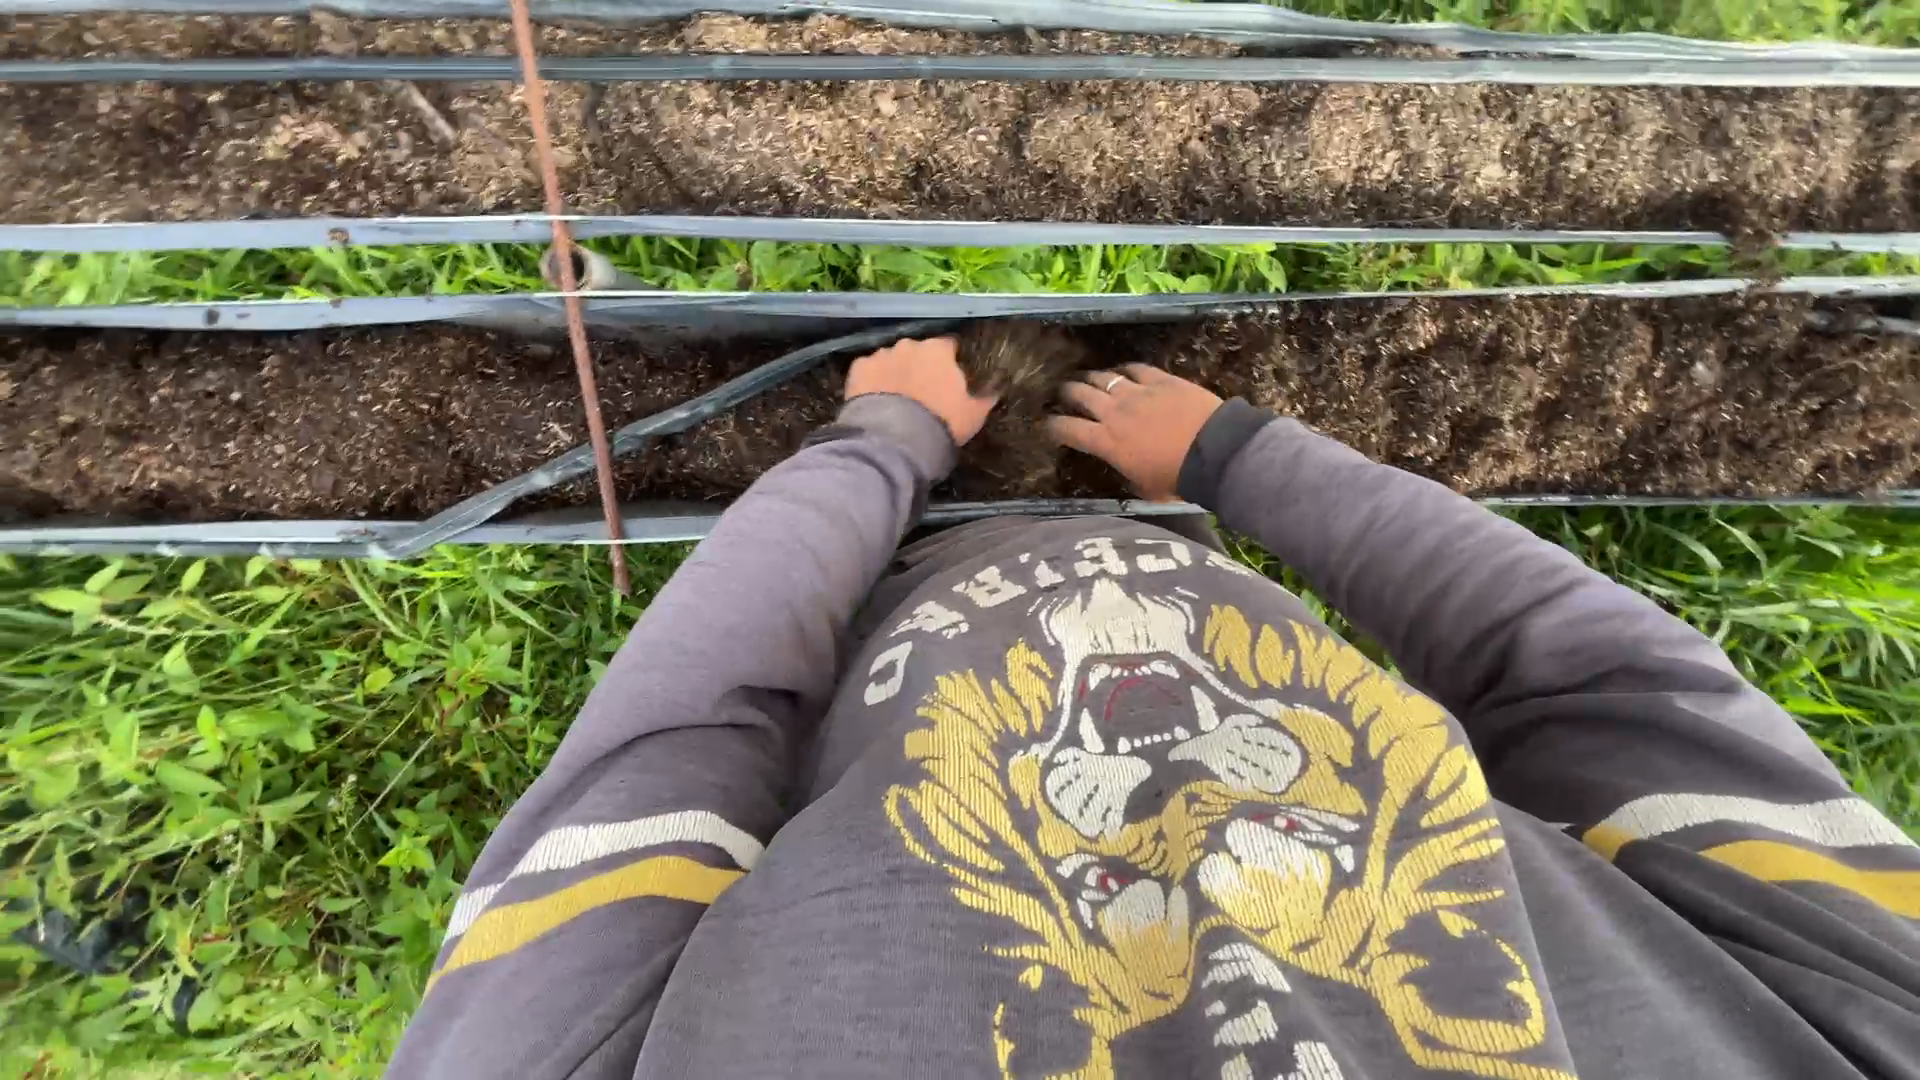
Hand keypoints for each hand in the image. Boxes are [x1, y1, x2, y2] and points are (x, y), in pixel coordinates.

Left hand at [845, 336, 999, 445]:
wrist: (895, 440)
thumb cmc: (942, 423)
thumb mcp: (974, 414)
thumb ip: (986, 397)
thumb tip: (995, 388)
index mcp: (939, 349)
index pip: (950, 346)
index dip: (950, 363)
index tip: (951, 380)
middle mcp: (909, 345)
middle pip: (918, 352)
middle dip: (920, 367)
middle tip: (922, 394)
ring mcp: (881, 355)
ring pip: (891, 360)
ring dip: (895, 374)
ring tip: (896, 402)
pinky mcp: (858, 370)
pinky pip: (868, 372)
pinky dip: (872, 383)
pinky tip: (875, 402)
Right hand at [1048, 365, 1223, 500]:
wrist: (1214, 452)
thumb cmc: (1177, 478)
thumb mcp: (1142, 486)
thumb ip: (1125, 470)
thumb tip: (1122, 465)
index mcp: (1105, 443)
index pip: (1066, 430)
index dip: (1051, 426)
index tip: (1047, 425)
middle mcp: (1113, 413)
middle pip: (1078, 394)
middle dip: (1065, 393)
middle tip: (1062, 394)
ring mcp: (1136, 392)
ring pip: (1103, 377)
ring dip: (1090, 378)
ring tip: (1086, 378)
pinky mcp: (1160, 380)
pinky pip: (1135, 369)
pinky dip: (1124, 370)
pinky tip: (1122, 371)